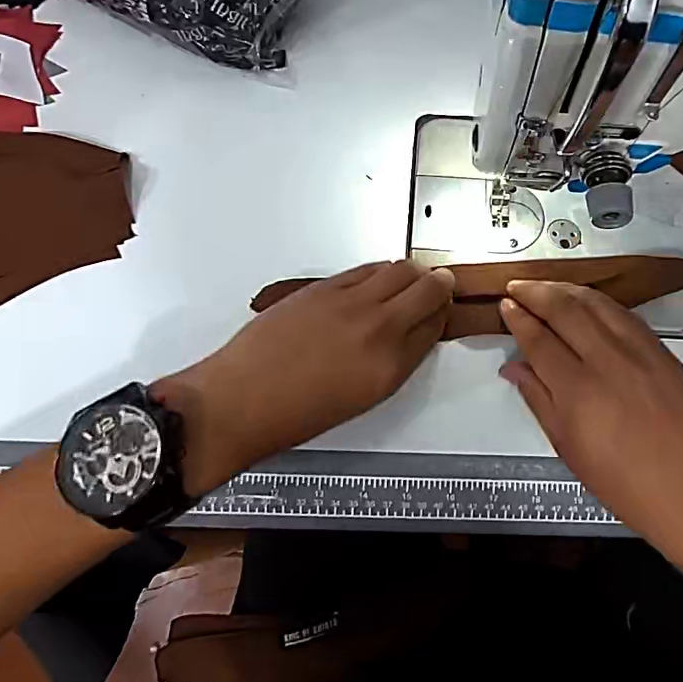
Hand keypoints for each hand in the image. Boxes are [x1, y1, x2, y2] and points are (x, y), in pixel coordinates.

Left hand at [155, 261, 454, 494]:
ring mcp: (350, 303)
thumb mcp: (362, 398)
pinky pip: (366, 269)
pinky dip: (380, 270)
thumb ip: (393, 363)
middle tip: (441, 284)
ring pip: (400, 270)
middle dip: (439, 285)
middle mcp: (377, 330)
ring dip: (413, 272)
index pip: (434, 327)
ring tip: (412, 277)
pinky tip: (379, 276)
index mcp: (390, 368)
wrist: (240, 401)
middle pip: (427, 290)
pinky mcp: (324, 288)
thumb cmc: (294, 412)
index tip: (442, 309)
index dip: (441, 314)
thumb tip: (406, 338)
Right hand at [498, 280, 682, 553]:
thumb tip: (514, 367)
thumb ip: (539, 399)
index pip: (539, 339)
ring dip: (566, 289)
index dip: (518, 318)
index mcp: (578, 391)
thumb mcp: (568, 447)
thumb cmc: (624, 482)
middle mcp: (608, 362)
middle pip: (566, 309)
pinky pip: (624, 314)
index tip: (506, 305)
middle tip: (517, 286)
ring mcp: (640, 352)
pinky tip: (586, 301)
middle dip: (536, 292)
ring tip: (546, 286)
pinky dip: (599, 301)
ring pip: (596, 303)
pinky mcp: (663, 351)